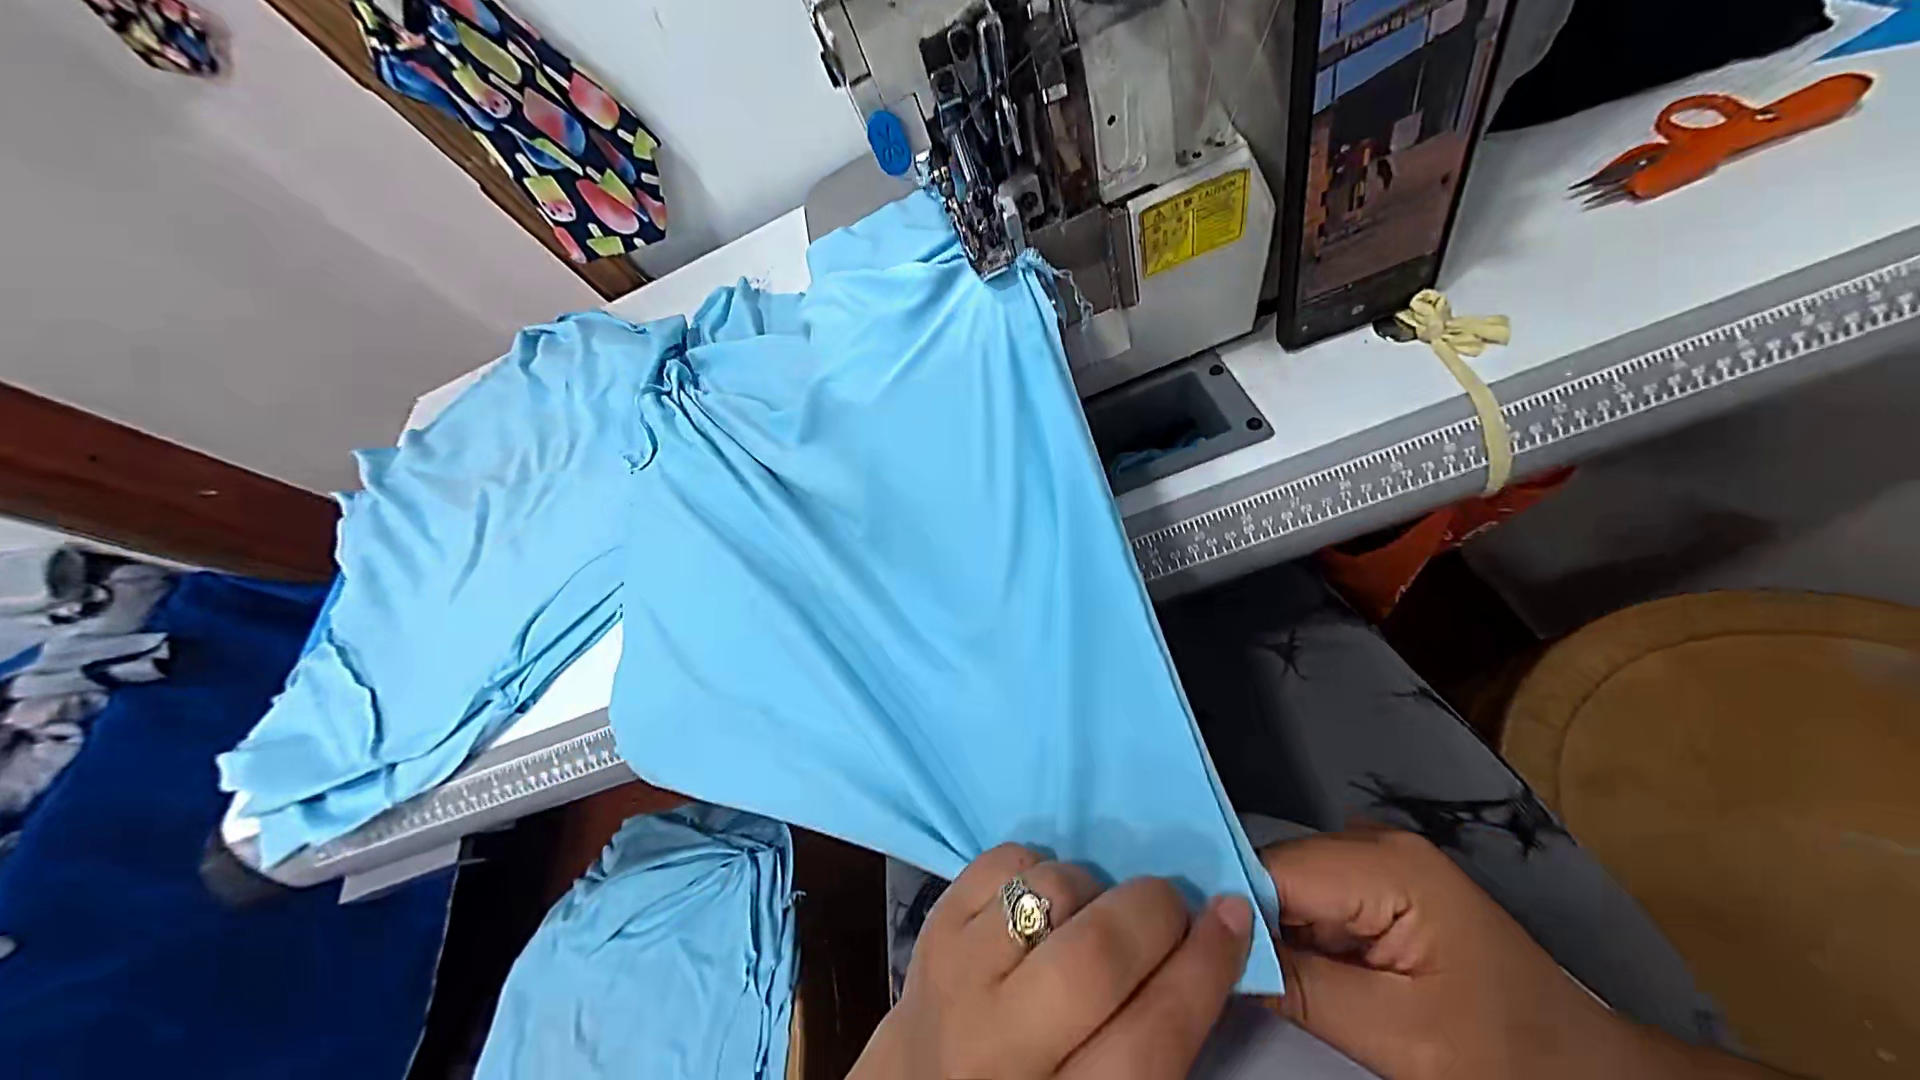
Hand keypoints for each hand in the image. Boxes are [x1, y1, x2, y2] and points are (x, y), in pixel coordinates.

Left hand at [850, 843, 1254, 1078]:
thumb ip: (1152, 1031)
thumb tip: (1210, 936)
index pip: (1152, 1037)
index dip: (1204, 967)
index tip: (1231, 916)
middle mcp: (1002, 1047)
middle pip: (1095, 956)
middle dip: (1151, 912)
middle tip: (1170, 905)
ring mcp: (957, 979)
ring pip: (1046, 895)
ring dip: (1090, 886)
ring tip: (1093, 910)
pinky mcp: (931, 929)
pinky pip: (998, 863)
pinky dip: (1036, 863)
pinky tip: (1041, 896)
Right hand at [1263, 827, 1784, 1079]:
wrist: (1592, 1074)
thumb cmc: (1508, 1056)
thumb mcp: (1400, 1035)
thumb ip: (1300, 985)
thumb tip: (1213, 952)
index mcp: (1383, 862)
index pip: (1271, 868)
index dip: (1228, 907)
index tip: (1192, 947)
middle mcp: (1370, 841)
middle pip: (1274, 870)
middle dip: (1246, 920)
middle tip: (1215, 967)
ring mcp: (1374, 858)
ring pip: (1285, 884)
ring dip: (1266, 927)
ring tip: (1247, 968)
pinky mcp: (1375, 883)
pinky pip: (1308, 896)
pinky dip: (1289, 929)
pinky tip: (1283, 959)